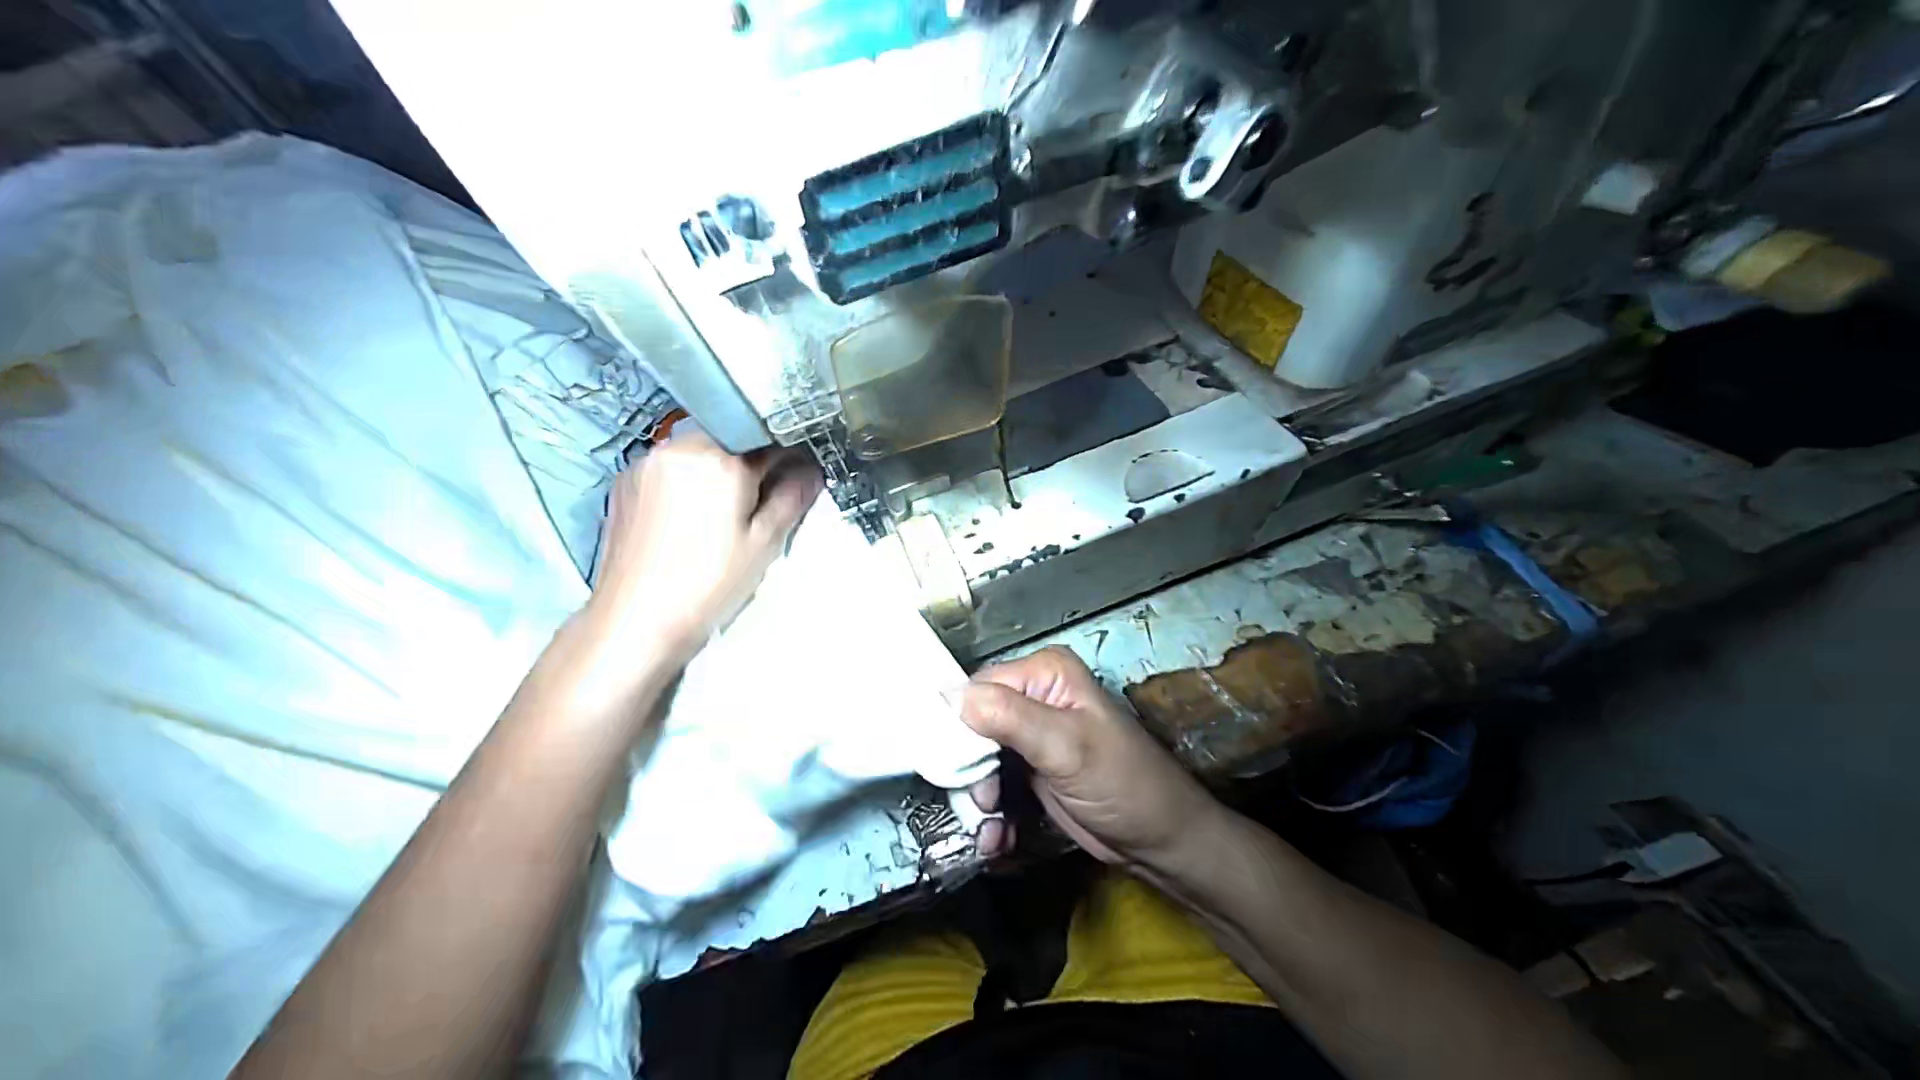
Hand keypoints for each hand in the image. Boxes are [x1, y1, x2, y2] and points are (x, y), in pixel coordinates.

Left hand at [585, 431, 820, 663]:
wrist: (634, 621)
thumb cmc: (705, 586)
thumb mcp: (763, 544)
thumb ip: (791, 498)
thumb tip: (811, 471)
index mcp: (718, 460)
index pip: (767, 438)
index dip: (790, 455)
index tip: (799, 475)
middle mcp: (678, 449)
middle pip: (728, 440)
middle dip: (749, 462)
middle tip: (759, 503)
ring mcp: (646, 464)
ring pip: (696, 451)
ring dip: (716, 470)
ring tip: (722, 515)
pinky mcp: (625, 483)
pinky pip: (668, 468)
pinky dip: (686, 481)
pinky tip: (689, 519)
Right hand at [960, 646, 1224, 870]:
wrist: (1161, 841)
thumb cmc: (1124, 784)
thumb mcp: (1066, 747)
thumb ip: (1009, 716)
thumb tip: (949, 695)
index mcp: (1045, 674)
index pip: (978, 687)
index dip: (960, 726)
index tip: (957, 768)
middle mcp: (1034, 696)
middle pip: (972, 725)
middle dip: (970, 769)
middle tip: (983, 803)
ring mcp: (1031, 735)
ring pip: (977, 759)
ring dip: (978, 798)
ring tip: (993, 828)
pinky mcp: (1030, 769)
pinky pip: (992, 783)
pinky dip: (992, 813)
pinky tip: (1000, 838)